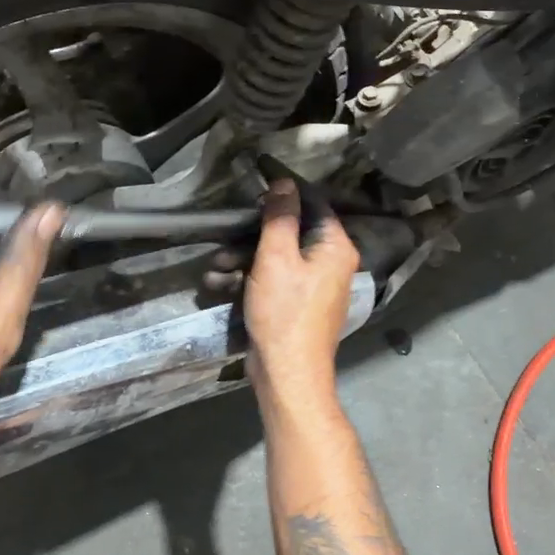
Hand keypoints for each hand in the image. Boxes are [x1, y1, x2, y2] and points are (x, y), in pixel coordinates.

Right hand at [243, 181, 359, 395]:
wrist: (287, 373)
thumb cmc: (285, 312)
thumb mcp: (277, 257)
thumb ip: (280, 217)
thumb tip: (285, 182)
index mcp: (336, 247)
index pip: (314, 203)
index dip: (285, 191)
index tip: (257, 180)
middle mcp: (332, 263)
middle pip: (292, 232)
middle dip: (254, 234)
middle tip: (228, 234)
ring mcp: (315, 287)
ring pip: (278, 258)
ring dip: (245, 259)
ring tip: (218, 267)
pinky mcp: (298, 306)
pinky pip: (276, 281)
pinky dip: (252, 280)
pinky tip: (223, 283)